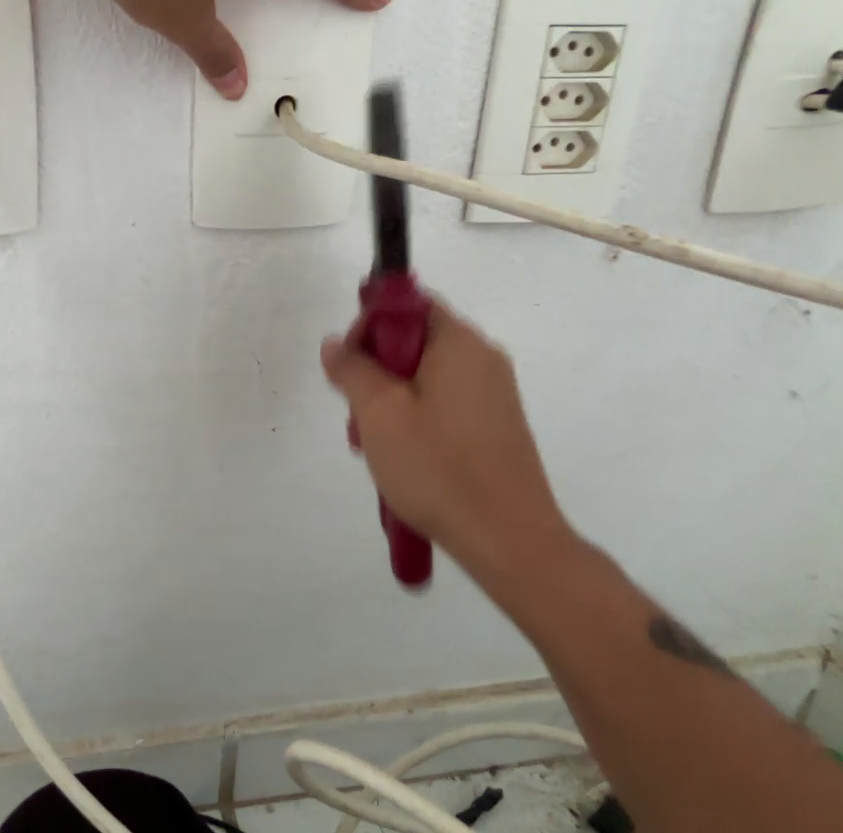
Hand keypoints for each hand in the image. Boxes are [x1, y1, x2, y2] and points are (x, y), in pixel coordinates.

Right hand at [321, 300, 577, 577]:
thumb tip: (335, 343)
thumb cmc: (438, 467)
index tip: (349, 368)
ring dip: (391, 403)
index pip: (407, 304)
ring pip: (424, 377)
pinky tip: (404, 460)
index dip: (369, 326)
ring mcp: (494, 395)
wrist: (508, 539)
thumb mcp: (378, 414)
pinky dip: (416, 421)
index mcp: (459, 343)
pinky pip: (444, 405)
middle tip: (358, 416)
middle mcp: (483, 358)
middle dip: (375, 372)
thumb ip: (351, 370)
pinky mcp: (496, 427)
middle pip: (413, 341)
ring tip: (376, 447)